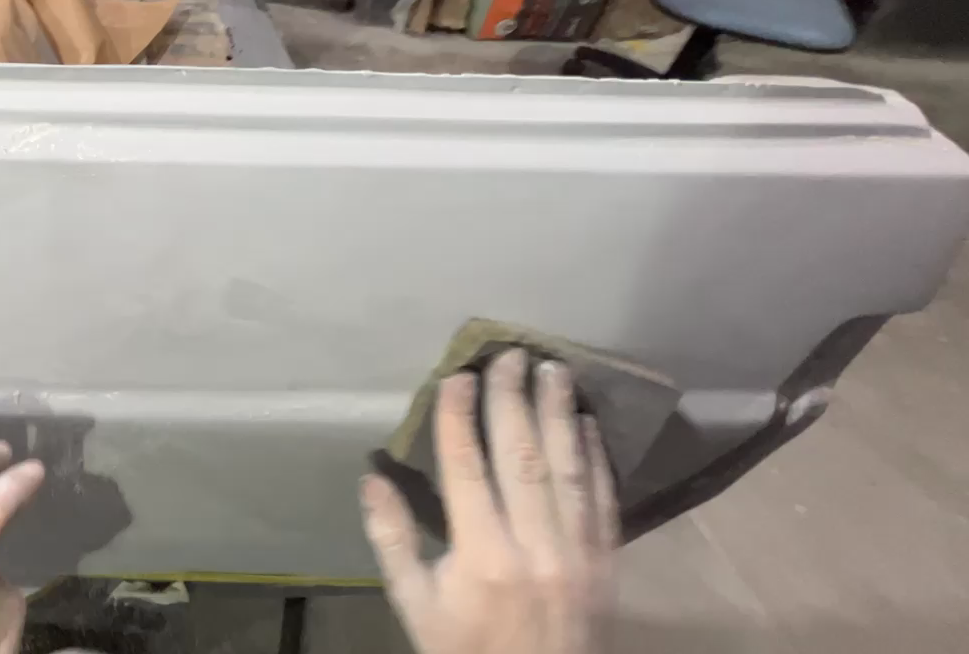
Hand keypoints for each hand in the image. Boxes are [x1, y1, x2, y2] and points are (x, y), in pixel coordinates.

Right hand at [361, 349, 618, 653]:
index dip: (458, 416)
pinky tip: (586, 423)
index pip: (467, 467)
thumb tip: (371, 478)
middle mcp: (537, 547)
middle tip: (508, 355)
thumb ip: (391, 539)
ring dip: (559, 415)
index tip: (456, 376)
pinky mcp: (608, 567)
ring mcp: (580, 556)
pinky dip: (595, 457)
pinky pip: (603, 501)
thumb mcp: (413, 603)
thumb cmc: (465, 649)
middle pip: (521, 456)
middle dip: (513, 399)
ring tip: (554, 370)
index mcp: (483, 555)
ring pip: (568, 470)